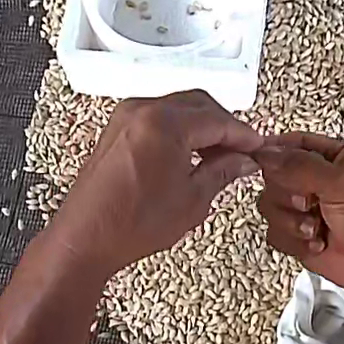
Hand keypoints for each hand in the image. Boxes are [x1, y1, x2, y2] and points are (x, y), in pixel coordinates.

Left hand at [43, 90, 262, 276]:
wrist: (86, 238)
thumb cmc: (132, 224)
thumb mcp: (192, 200)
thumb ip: (222, 171)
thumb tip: (242, 161)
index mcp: (165, 124)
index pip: (218, 119)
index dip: (244, 135)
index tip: (258, 148)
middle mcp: (143, 111)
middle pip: (199, 104)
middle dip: (225, 126)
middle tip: (243, 153)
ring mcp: (126, 118)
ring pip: (178, 109)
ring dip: (203, 127)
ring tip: (220, 157)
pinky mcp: (117, 130)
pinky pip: (158, 118)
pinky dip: (180, 131)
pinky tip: (192, 155)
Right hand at [254, 132, 343, 293]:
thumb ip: (301, 166)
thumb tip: (265, 153)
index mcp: (335, 157)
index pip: (294, 144)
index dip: (275, 151)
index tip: (260, 160)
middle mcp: (318, 181)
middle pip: (274, 176)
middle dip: (287, 194)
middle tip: (309, 204)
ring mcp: (307, 210)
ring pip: (270, 206)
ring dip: (290, 221)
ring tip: (315, 229)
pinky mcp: (299, 236)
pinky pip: (274, 233)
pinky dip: (293, 241)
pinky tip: (318, 244)